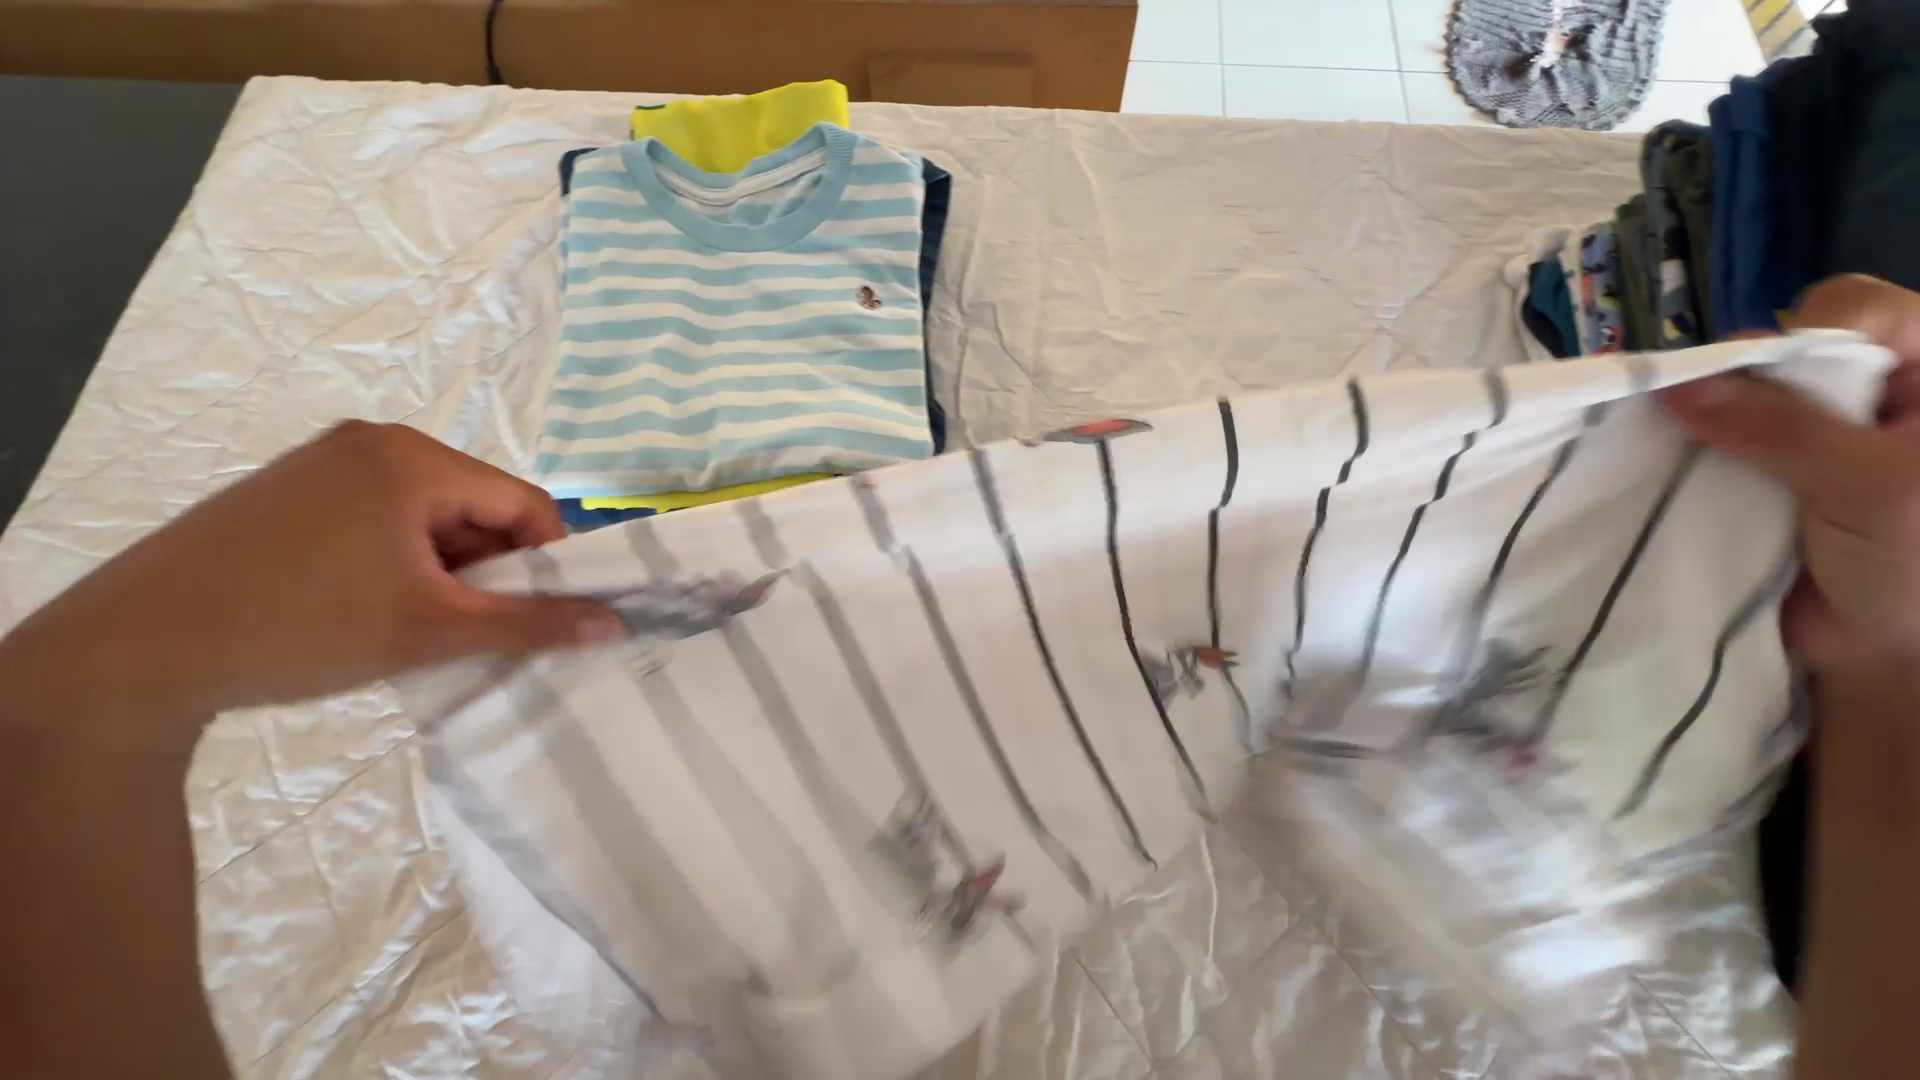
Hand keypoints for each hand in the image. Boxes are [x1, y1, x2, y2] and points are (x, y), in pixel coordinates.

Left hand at [0, 421, 619, 745]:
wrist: (129, 655)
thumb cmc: (302, 629)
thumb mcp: (435, 630)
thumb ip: (535, 623)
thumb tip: (617, 623)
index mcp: (414, 458)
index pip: (525, 503)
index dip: (548, 561)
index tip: (543, 613)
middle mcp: (374, 441)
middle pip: (478, 504)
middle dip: (491, 566)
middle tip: (474, 624)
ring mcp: (325, 460)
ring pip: (432, 513)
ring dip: (449, 567)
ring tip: (422, 621)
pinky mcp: (291, 488)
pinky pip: (384, 515)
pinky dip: (403, 558)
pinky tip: (376, 604)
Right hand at [1661, 275, 1919, 674]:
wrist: (1894, 655)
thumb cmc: (1919, 562)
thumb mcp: (1872, 485)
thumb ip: (1782, 427)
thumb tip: (1677, 383)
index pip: (1860, 313)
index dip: (1801, 332)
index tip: (1748, 378)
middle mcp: (1870, 397)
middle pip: (1786, 353)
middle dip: (1734, 379)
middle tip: (1691, 415)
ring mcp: (1809, 438)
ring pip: (1738, 401)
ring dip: (1699, 421)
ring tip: (1665, 443)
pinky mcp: (1761, 475)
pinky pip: (1712, 447)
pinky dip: (1684, 454)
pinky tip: (1659, 463)